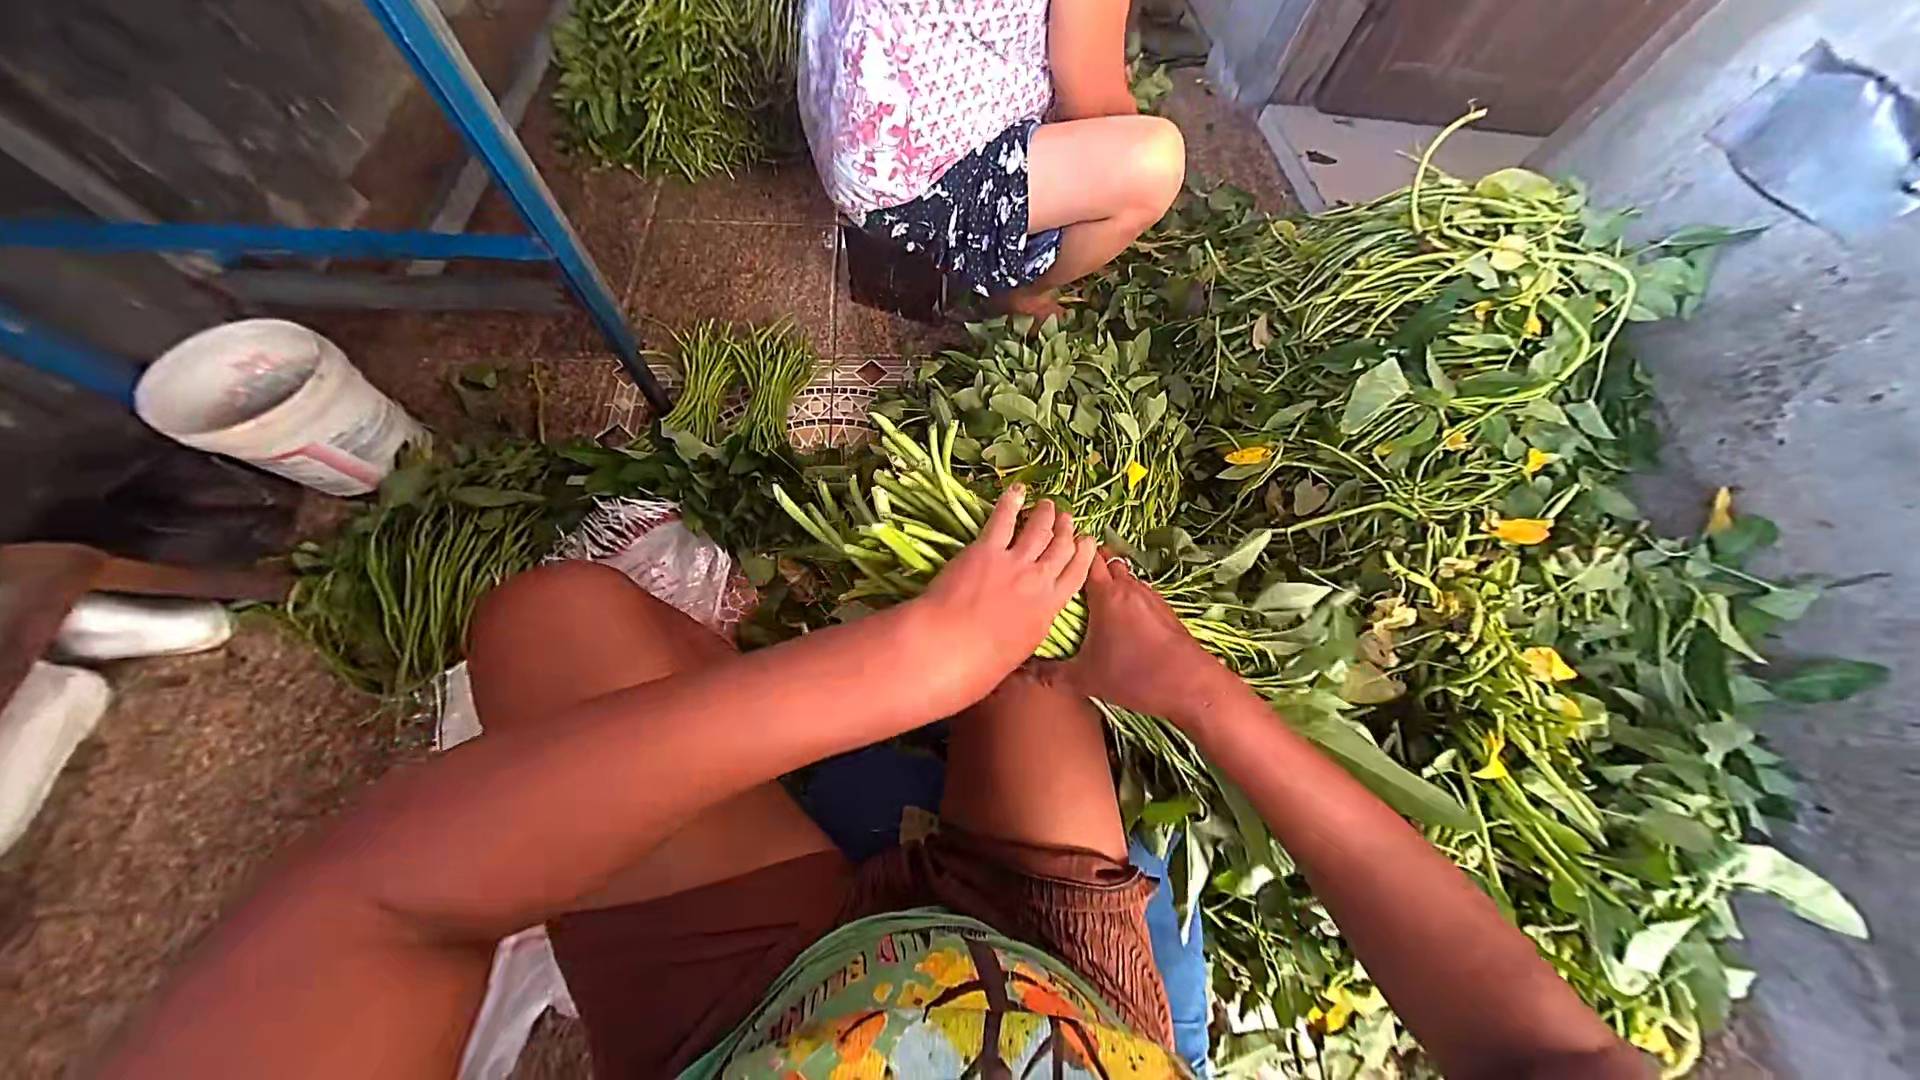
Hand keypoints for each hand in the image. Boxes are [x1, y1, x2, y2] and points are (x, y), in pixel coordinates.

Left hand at [908, 484, 1097, 705]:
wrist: (951, 646)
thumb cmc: (981, 662)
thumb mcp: (1019, 651)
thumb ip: (1029, 629)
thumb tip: (1026, 626)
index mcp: (1049, 608)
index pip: (1075, 573)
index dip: (1083, 554)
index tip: (1086, 541)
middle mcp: (1038, 580)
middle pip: (1060, 547)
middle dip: (1065, 530)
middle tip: (1067, 518)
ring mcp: (1014, 562)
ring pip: (1038, 530)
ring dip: (1045, 514)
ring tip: (1049, 504)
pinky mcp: (986, 549)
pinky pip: (1002, 519)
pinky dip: (1011, 502)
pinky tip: (1017, 491)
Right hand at [1035, 549, 1244, 725]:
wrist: (1192, 685)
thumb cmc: (1135, 675)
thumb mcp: (1085, 678)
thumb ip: (1051, 674)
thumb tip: (1022, 672)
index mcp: (1107, 594)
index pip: (1086, 557)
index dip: (1070, 553)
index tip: (1055, 558)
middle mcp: (1130, 589)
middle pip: (1108, 563)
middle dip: (1091, 568)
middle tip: (1071, 581)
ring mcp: (1152, 599)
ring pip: (1127, 579)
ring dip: (1112, 585)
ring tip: (1094, 602)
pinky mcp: (1166, 613)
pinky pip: (1142, 597)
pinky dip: (1130, 602)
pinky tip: (1122, 624)